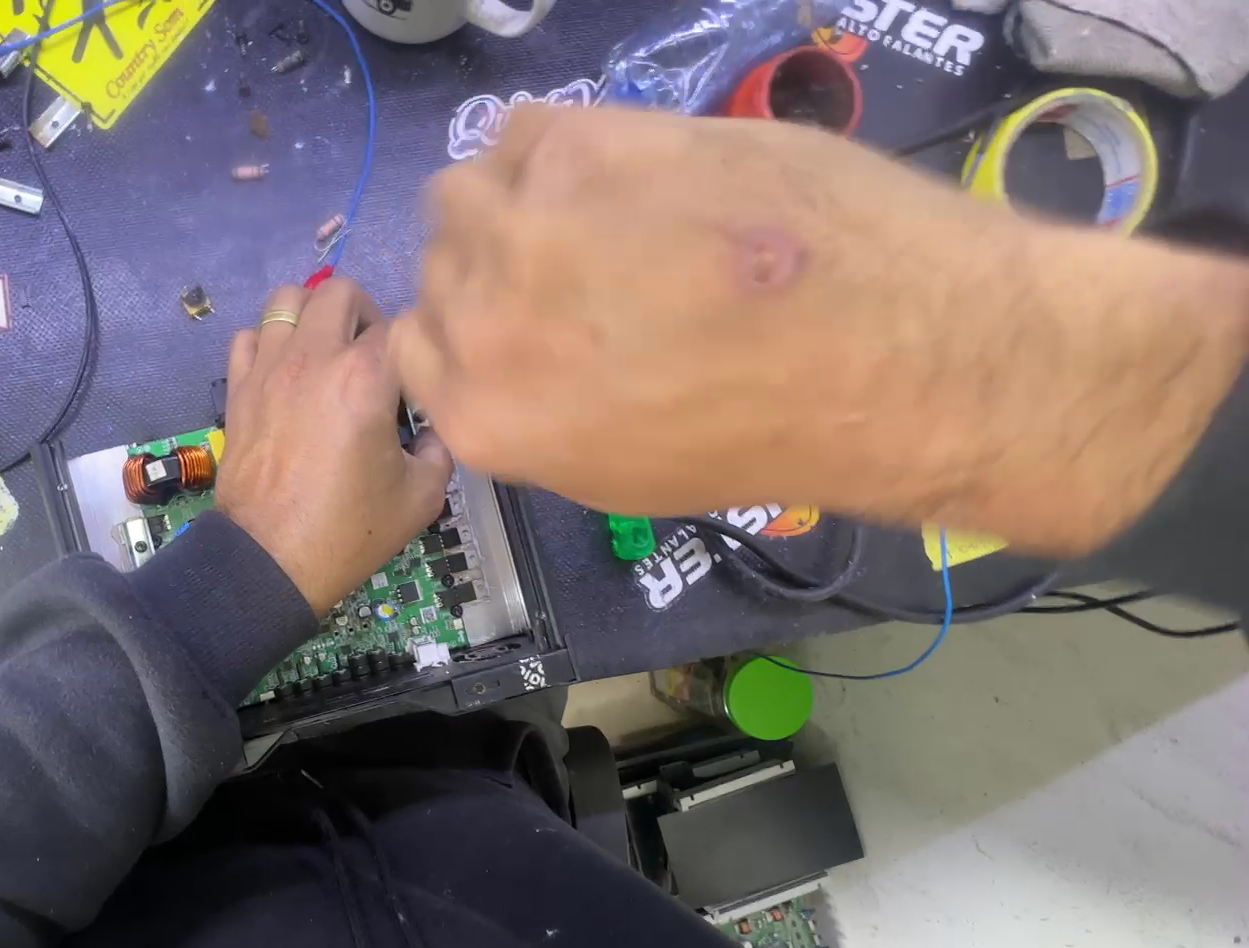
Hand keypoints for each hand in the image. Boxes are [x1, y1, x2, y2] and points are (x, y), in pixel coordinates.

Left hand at [217, 278, 454, 613]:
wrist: (270, 562)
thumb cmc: (348, 532)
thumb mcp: (421, 498)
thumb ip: (437, 449)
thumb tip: (427, 431)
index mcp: (365, 379)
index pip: (400, 327)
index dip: (413, 348)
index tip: (411, 384)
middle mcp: (313, 358)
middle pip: (339, 291)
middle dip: (364, 314)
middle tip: (370, 358)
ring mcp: (268, 370)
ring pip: (286, 298)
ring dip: (312, 316)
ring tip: (324, 354)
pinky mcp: (237, 389)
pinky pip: (248, 336)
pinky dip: (268, 342)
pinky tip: (283, 373)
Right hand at [389, 104, 1248, 555]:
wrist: (880, 356)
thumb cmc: (743, 437)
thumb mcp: (597, 470)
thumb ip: (513, 411)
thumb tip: (493, 353)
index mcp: (476, 417)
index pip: (411, 345)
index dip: (461, 330)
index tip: (510, 321)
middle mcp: (474, 326)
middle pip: (434, 268)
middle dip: (485, 270)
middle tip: (564, 270)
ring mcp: (519, 232)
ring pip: (458, 196)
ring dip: (509, 204)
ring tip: (588, 215)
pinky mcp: (581, 148)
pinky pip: (520, 132)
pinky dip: (553, 149)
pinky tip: (617, 173)